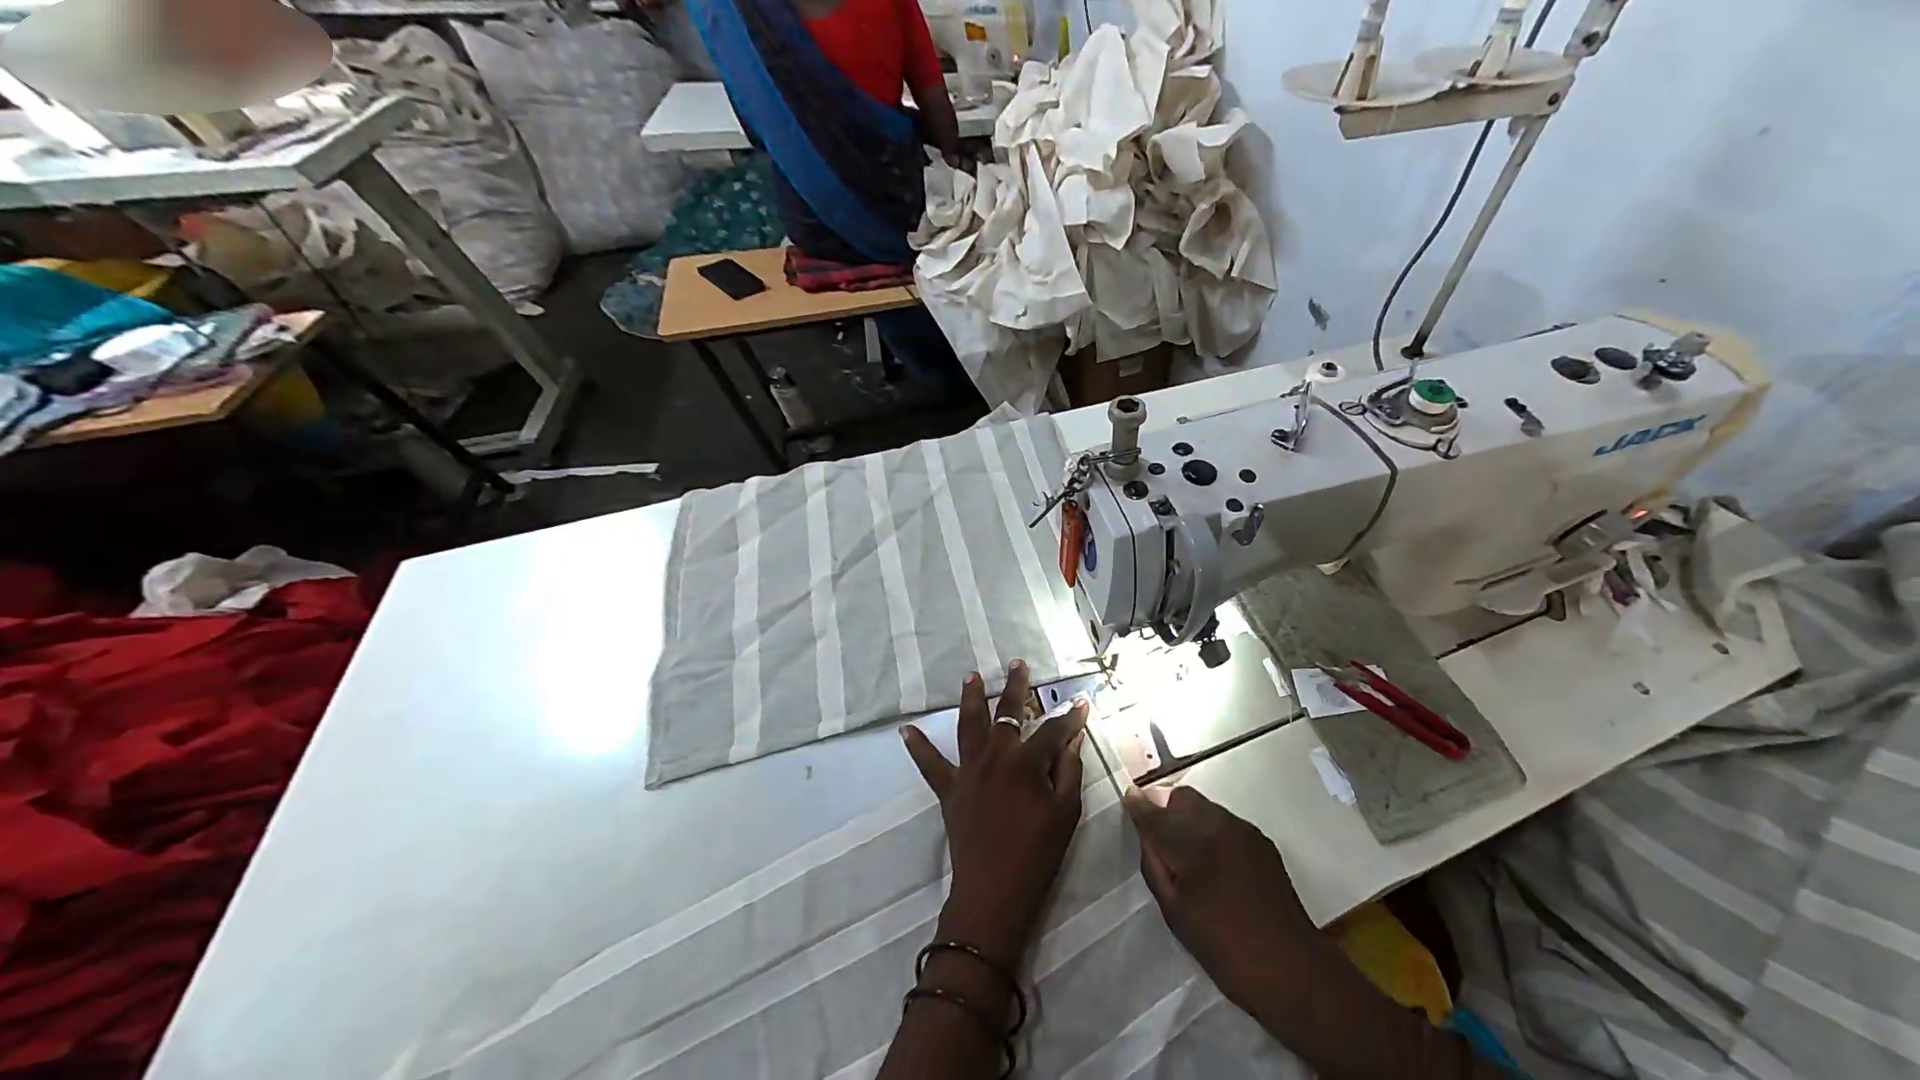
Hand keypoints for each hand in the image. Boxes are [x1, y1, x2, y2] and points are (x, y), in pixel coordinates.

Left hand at [902, 661, 1089, 967]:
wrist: (995, 891)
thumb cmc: (1038, 854)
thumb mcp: (1066, 813)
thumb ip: (1068, 770)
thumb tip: (1071, 737)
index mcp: (1027, 763)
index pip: (1053, 730)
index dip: (1070, 715)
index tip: (1081, 699)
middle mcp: (995, 757)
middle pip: (1007, 714)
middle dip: (1015, 687)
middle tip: (1018, 664)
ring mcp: (968, 771)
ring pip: (970, 725)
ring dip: (971, 698)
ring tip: (971, 676)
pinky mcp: (949, 789)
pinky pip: (930, 764)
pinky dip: (918, 746)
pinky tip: (905, 729)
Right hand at [1127, 788, 1496, 1078]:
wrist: (1292, 969)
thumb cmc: (1223, 947)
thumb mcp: (1173, 910)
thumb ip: (1154, 862)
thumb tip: (1143, 831)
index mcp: (1193, 844)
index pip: (1154, 811)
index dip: (1137, 804)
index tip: (1127, 800)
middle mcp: (1219, 826)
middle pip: (1181, 797)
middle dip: (1164, 808)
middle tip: (1157, 835)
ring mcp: (1244, 830)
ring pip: (1204, 806)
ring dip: (1188, 817)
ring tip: (1185, 851)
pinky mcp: (1261, 841)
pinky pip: (1224, 820)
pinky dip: (1210, 829)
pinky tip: (1212, 859)